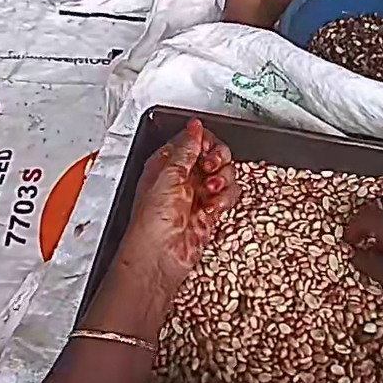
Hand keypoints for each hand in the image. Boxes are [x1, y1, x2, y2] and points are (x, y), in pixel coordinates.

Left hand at [114, 119, 238, 302]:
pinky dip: (226, 198)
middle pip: (214, 154)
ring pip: (225, 173)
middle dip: (217, 159)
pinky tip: (213, 206)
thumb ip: (186, 148)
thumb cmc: (152, 221)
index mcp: (167, 163)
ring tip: (210, 191)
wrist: (160, 256)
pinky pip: (230, 195)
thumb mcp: (168, 175)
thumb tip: (194, 126)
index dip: (204, 141)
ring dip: (222, 180)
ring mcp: (198, 194)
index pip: (194, 140)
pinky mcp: (211, 211)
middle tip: (210, 168)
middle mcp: (184, 177)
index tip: (205, 149)